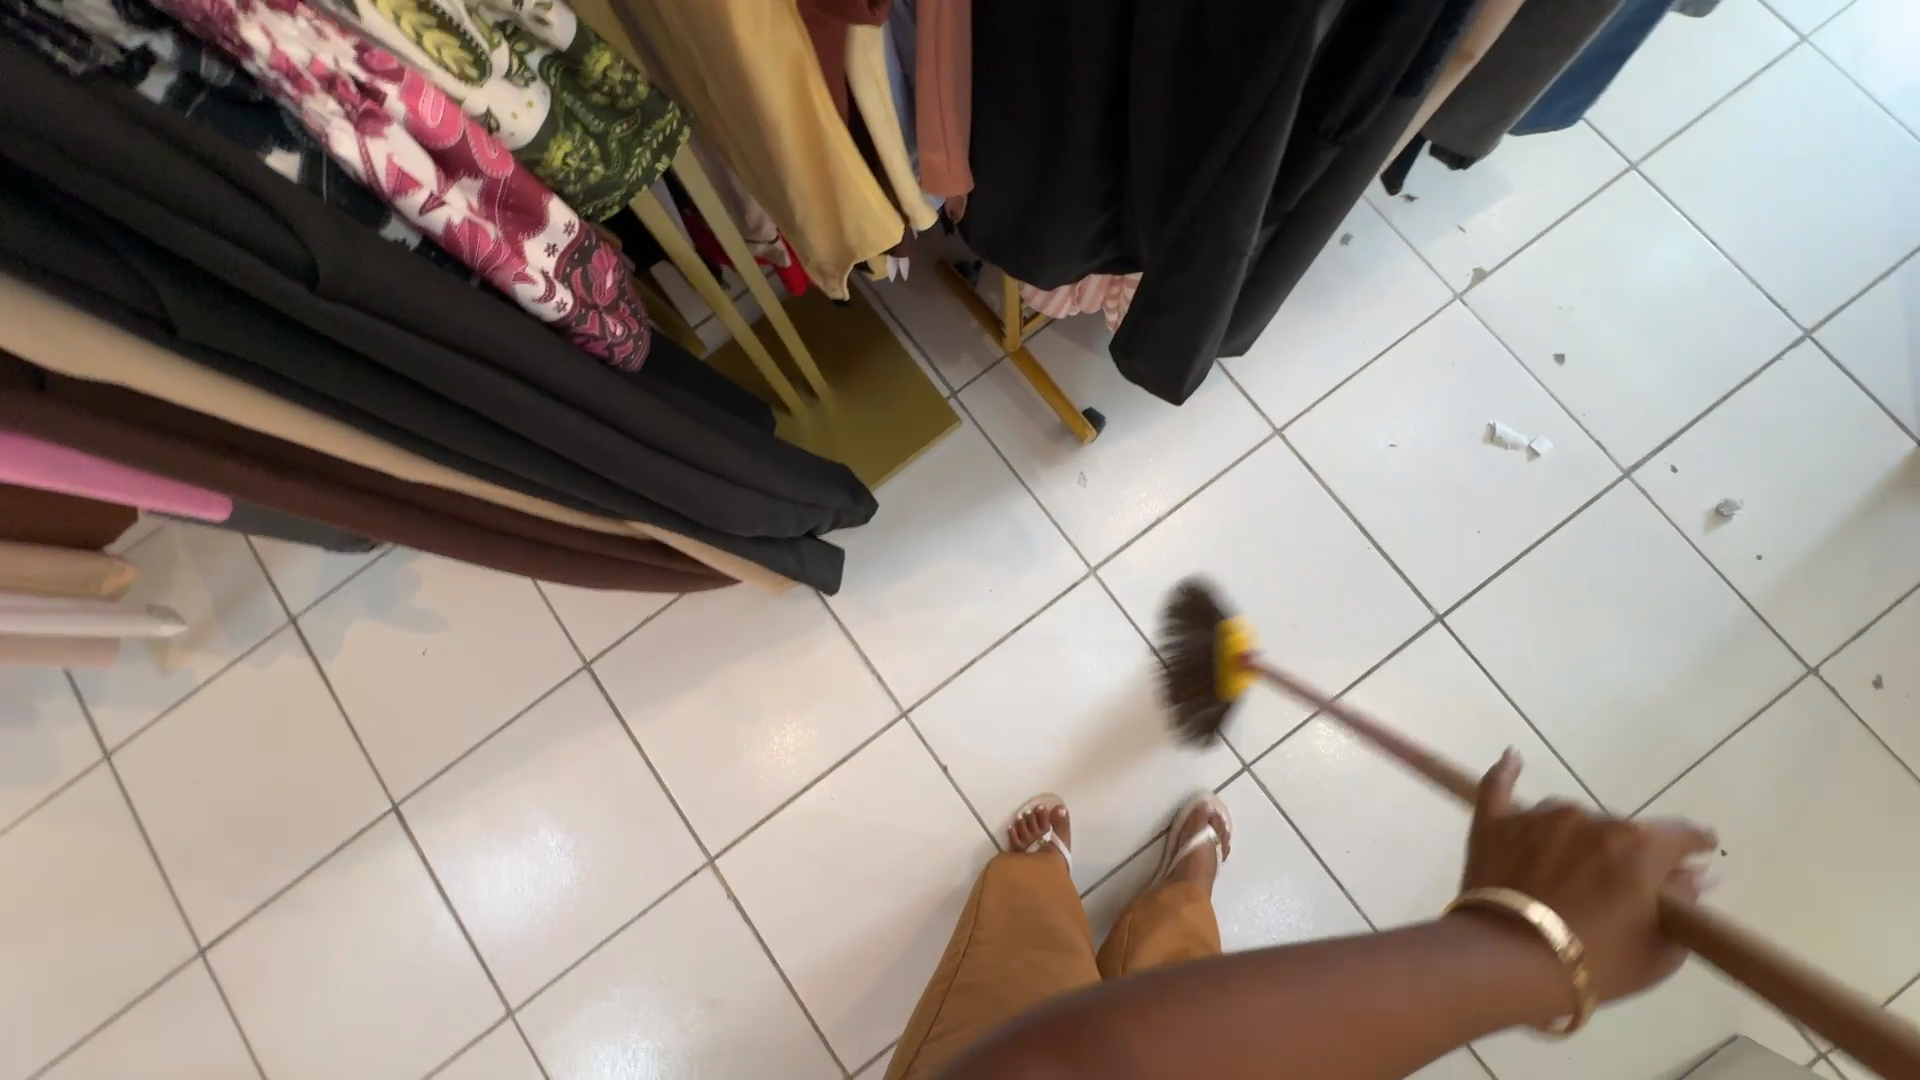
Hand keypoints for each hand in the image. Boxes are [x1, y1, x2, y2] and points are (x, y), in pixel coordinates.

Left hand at [1459, 749, 1716, 1005]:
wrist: (1512, 955)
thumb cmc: (1597, 959)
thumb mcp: (1660, 945)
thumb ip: (1681, 901)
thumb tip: (1696, 873)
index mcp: (1636, 846)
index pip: (1677, 834)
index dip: (1692, 842)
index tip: (1698, 848)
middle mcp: (1587, 819)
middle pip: (1616, 830)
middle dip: (1624, 853)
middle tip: (1615, 886)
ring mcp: (1535, 816)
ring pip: (1566, 817)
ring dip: (1575, 836)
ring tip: (1569, 871)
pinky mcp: (1493, 821)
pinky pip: (1498, 786)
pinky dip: (1506, 772)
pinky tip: (1512, 757)